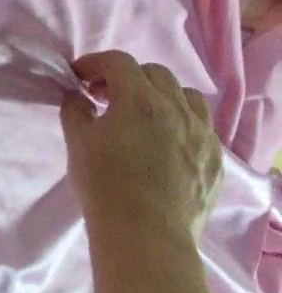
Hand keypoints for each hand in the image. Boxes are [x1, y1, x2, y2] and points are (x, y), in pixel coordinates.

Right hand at [61, 50, 221, 244]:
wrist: (146, 230)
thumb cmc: (103, 180)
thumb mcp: (76, 137)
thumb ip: (76, 108)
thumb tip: (80, 97)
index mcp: (141, 102)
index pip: (120, 62)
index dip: (94, 63)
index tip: (78, 79)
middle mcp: (178, 112)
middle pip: (156, 74)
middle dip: (126, 76)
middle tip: (104, 95)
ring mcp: (204, 137)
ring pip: (187, 97)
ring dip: (159, 95)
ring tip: (138, 114)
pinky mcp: (216, 160)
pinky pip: (202, 125)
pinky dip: (179, 120)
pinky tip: (160, 139)